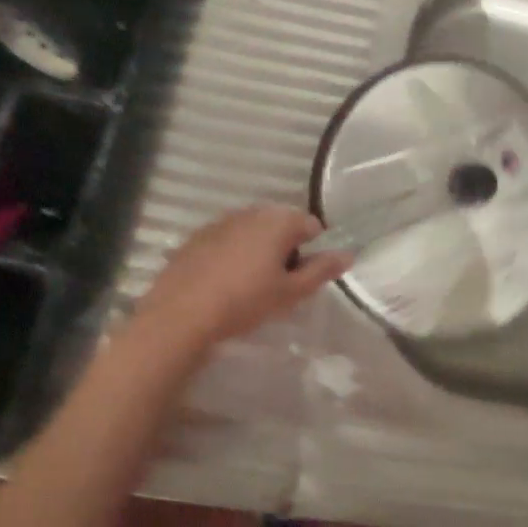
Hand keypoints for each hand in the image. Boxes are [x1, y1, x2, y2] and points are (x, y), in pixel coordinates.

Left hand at [133, 206, 349, 349]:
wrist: (180, 315)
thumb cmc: (244, 302)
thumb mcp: (290, 293)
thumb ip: (321, 270)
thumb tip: (347, 254)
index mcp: (279, 220)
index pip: (311, 226)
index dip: (314, 251)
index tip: (303, 279)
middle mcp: (252, 211)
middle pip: (281, 225)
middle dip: (285, 248)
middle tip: (279, 284)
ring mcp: (221, 221)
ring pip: (252, 232)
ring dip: (258, 250)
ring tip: (251, 285)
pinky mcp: (197, 236)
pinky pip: (226, 240)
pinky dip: (231, 255)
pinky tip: (223, 283)